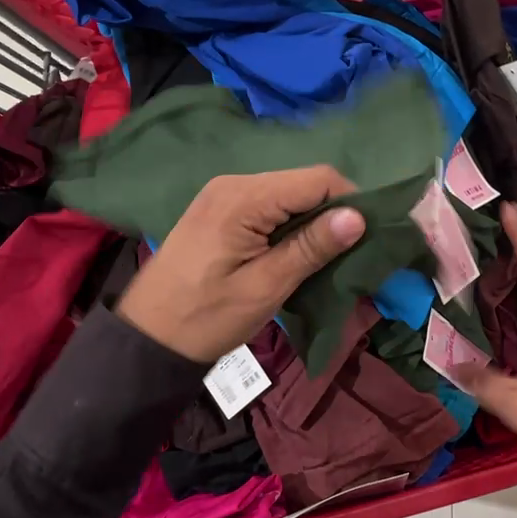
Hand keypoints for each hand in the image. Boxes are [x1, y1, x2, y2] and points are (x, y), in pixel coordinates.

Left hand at [116, 166, 366, 363]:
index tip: (369, 235)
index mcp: (243, 197)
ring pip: (290, 193)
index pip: (317, 178)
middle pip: (305, 182)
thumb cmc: (207, 317)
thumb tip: (359, 216)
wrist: (147, 338)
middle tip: (352, 250)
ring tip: (327, 255)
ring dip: (314, 219)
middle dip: (334, 211)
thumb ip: (311, 247)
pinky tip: (296, 251)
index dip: (351, 200)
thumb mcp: (265, 286)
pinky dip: (291, 223)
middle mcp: (235, 183)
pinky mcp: (221, 209)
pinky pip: (270, 203)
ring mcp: (225, 194)